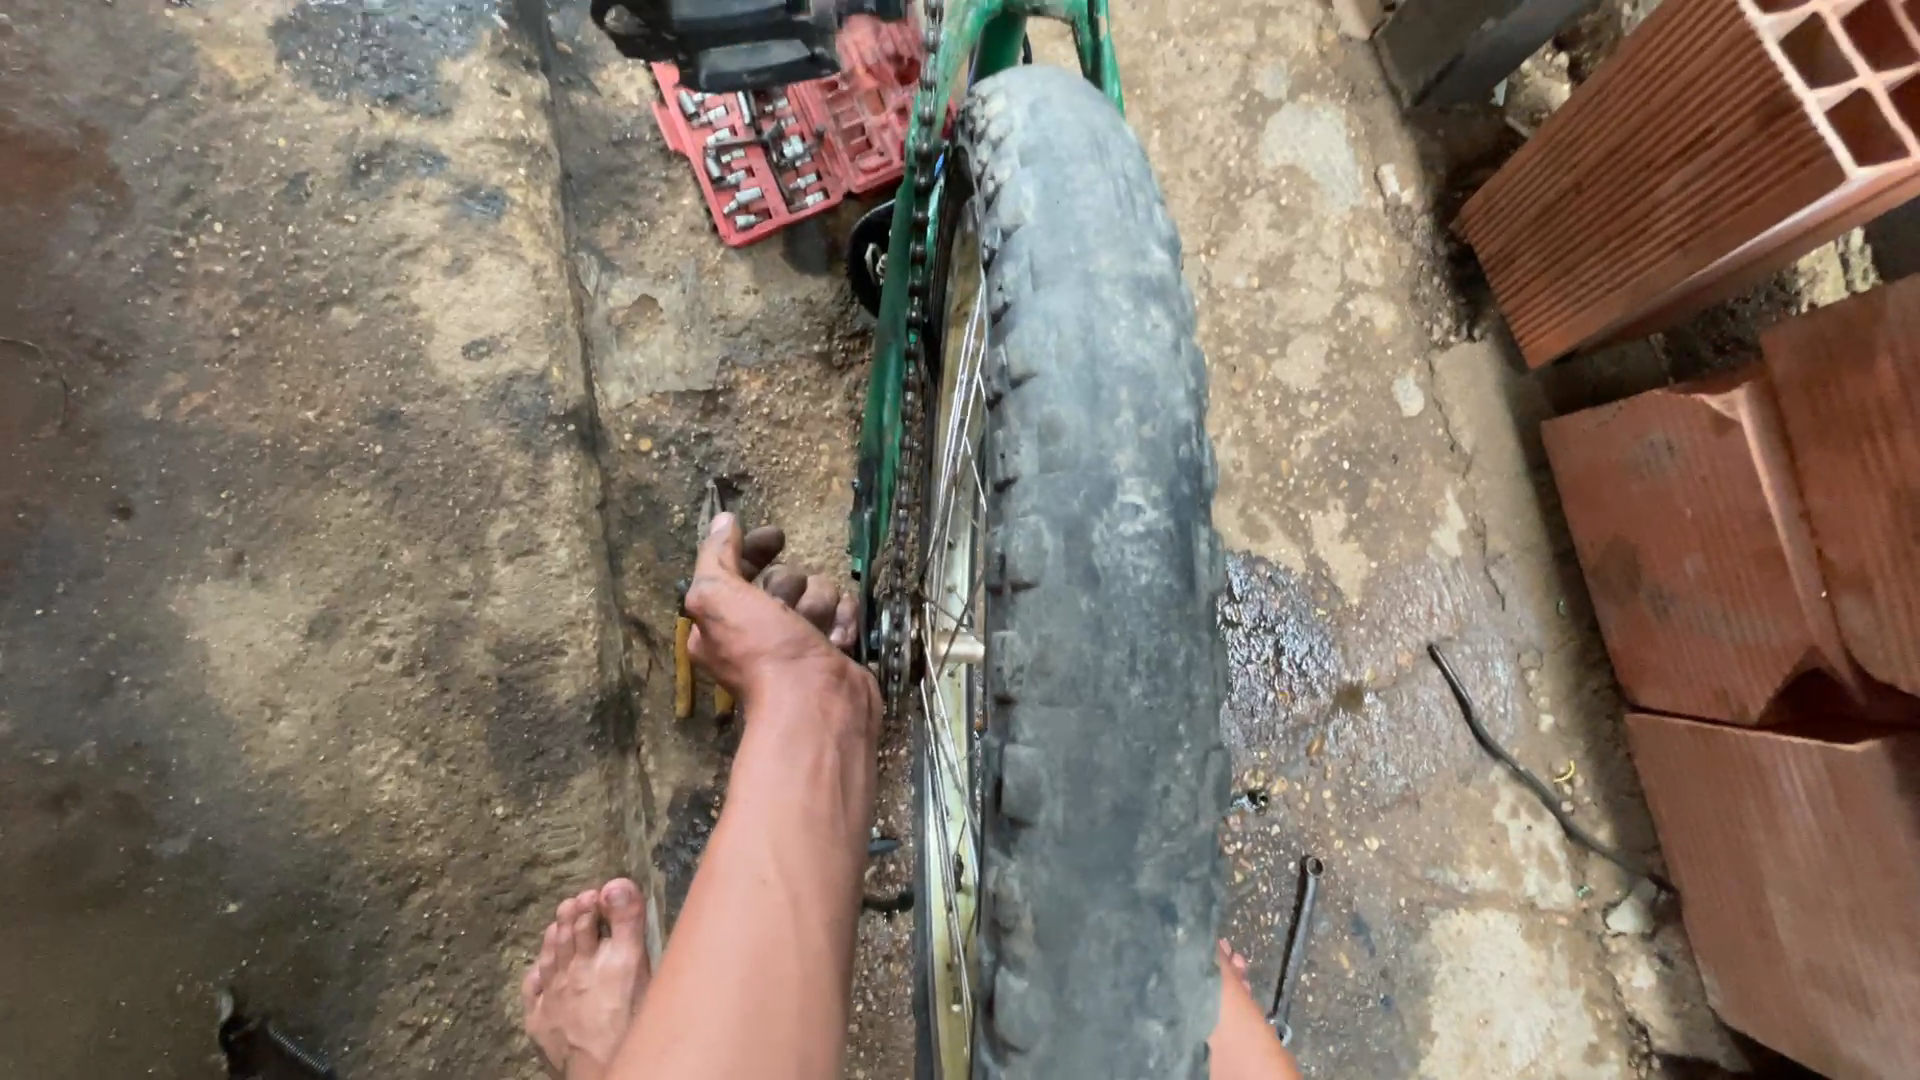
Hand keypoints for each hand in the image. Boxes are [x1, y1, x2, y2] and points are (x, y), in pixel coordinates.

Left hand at [685, 513, 877, 723]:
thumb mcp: (719, 597)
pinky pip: (845, 612)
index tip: (776, 537)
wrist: (816, 704)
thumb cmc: (762, 651)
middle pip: (783, 578)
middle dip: (789, 588)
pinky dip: (843, 621)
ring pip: (818, 591)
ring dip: (819, 605)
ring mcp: (800, 641)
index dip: (753, 549)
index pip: (736, 569)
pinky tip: (838, 640)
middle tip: (785, 610)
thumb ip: (716, 556)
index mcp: (722, 622)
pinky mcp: (835, 648)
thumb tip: (724, 522)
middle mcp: (758, 631)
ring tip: (814, 630)